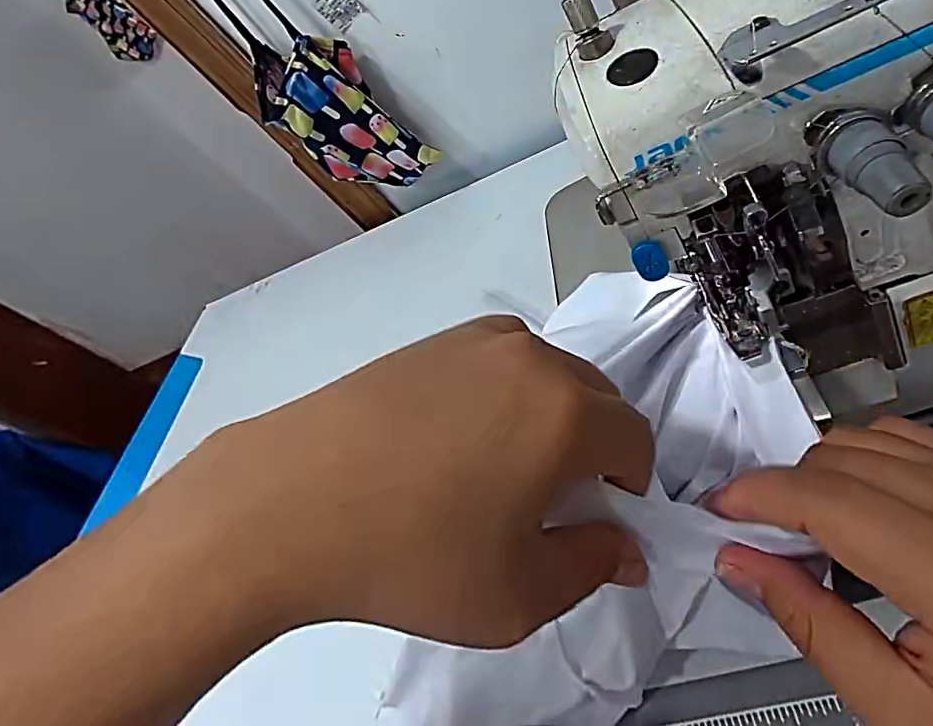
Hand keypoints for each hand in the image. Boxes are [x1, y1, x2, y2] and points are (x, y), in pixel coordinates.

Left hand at [149, 315, 654, 648]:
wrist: (296, 495)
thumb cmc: (413, 552)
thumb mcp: (517, 595)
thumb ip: (590, 567)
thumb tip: (624, 547)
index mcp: (567, 412)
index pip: (636, 439)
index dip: (630, 486)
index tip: (600, 519)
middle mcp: (534, 359)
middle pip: (600, 398)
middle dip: (596, 448)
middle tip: (553, 500)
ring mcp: (483, 340)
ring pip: (552, 374)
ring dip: (554, 415)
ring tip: (505, 466)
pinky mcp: (441, 338)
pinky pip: (504, 359)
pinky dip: (510, 391)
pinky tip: (464, 433)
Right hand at [711, 418, 932, 725]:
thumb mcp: (915, 721)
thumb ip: (816, 628)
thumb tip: (745, 564)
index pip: (821, 498)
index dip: (755, 497)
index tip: (721, 511)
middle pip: (836, 458)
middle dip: (785, 489)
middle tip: (767, 540)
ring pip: (866, 438)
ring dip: (823, 472)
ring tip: (813, 529)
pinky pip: (909, 437)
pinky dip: (866, 459)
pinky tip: (863, 505)